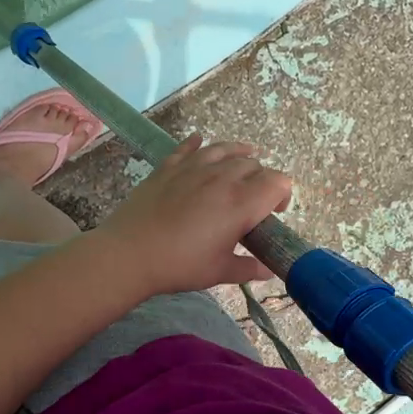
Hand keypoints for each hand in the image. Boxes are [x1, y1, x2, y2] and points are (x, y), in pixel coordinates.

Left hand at [92, 134, 292, 294]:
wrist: (130, 253)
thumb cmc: (179, 265)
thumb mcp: (219, 271)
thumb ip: (247, 268)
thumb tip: (267, 271)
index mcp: (241, 203)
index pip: (278, 183)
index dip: (283, 194)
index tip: (275, 212)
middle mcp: (221, 177)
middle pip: (253, 165)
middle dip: (261, 178)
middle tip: (254, 197)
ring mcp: (193, 168)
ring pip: (224, 149)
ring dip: (238, 153)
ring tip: (244, 157)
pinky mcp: (167, 167)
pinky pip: (188, 147)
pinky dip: (197, 143)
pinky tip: (199, 141)